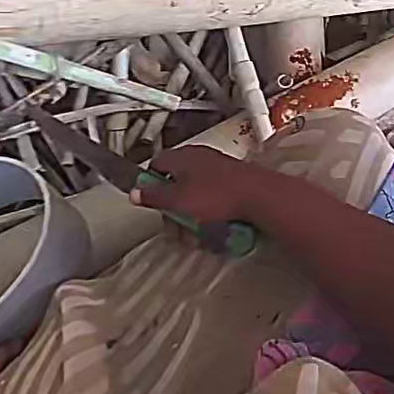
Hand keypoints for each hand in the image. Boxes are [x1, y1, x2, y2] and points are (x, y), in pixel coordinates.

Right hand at [136, 145, 268, 224]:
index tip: (152, 204)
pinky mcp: (231, 182)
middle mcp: (199, 158)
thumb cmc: (216, 196)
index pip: (156, 164)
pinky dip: (209, 215)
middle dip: (173, 211)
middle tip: (176, 230)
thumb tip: (134, 192)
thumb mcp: (177, 200)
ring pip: (194, 196)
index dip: (150, 184)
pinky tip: (213, 230)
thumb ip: (154, 196)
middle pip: (175, 184)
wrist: (258, 196)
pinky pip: (212, 199)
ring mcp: (217, 170)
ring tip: (196, 237)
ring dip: (191, 218)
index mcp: (182, 156)